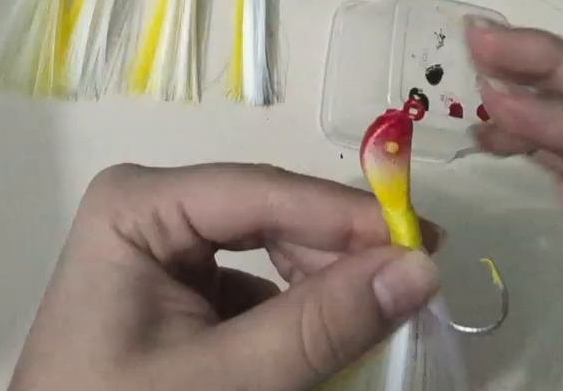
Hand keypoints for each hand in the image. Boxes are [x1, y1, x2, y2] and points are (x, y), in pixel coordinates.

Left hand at [10, 163, 440, 390]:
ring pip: (268, 245)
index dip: (344, 212)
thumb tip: (418, 269)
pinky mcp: (178, 284)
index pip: (259, 190)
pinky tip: (334, 329)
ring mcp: (163, 244)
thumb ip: (319, 325)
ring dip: (324, 279)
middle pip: (267, 213)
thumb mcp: (223, 381)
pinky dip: (297, 308)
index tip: (424, 236)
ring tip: (382, 307)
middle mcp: (151, 205)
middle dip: (338, 250)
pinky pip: (253, 281)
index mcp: (138, 203)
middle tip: (415, 279)